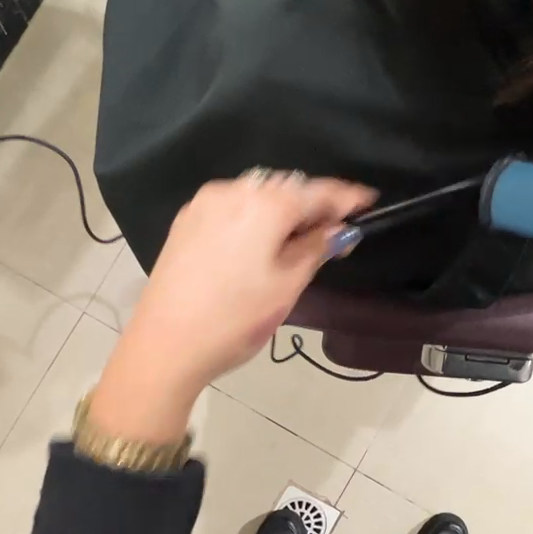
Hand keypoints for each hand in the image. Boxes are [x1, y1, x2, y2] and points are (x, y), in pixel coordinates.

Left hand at [89, 173, 376, 444]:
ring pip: (256, 195)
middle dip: (311, 204)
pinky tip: (260, 240)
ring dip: (282, 210)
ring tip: (299, 238)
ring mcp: (203, 205)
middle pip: (285, 188)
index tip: (368, 201)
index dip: (346, 197)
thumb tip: (338, 230)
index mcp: (264, 204)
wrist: (164, 345)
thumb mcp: (286, 287)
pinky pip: (232, 207)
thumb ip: (315, 249)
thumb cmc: (233, 320)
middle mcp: (232, 191)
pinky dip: (254, 216)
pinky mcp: (186, 222)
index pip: (316, 191)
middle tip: (334, 231)